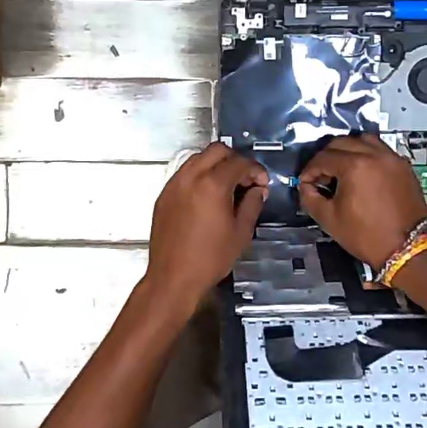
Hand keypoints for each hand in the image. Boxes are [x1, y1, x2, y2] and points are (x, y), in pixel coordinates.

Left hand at [143, 143, 269, 301]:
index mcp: (212, 185)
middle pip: (217, 151)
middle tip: (246, 179)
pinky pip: (184, 173)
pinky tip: (207, 195)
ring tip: (227, 186)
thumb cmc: (209, 259)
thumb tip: (258, 190)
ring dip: (215, 165)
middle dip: (235, 160)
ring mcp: (174, 184)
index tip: (262, 182)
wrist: (172, 277)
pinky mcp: (164, 194)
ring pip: (198, 158)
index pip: (239, 163)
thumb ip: (252, 205)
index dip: (255, 170)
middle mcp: (191, 177)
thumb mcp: (240, 233)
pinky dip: (199, 175)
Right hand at [297, 134, 426, 269]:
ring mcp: (391, 158)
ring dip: (347, 150)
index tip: (305, 183)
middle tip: (321, 177)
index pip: (322, 158)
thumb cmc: (366, 235)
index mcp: (354, 166)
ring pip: (362, 140)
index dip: (309, 171)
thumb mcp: (329, 219)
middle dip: (326, 157)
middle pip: (340, 143)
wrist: (408, 248)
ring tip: (342, 169)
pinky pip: (380, 149)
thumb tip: (306, 186)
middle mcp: (374, 154)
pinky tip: (362, 172)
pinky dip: (366, 154)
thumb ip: (310, 197)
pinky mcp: (403, 166)